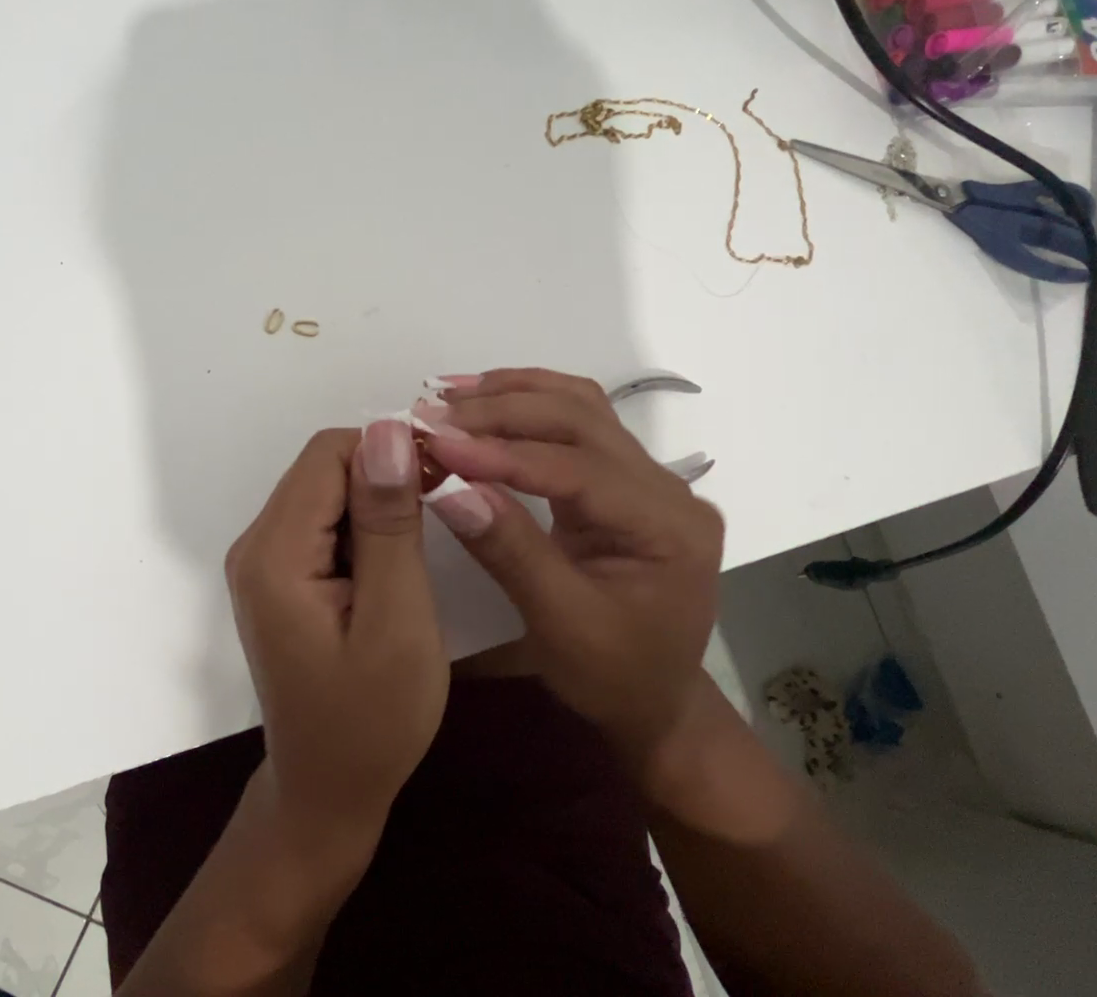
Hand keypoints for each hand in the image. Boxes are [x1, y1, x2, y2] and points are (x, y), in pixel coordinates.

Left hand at [225, 425, 447, 838]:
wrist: (328, 790)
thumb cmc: (372, 719)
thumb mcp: (397, 620)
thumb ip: (389, 524)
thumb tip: (389, 431)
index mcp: (274, 555)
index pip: (329, 455)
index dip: (390, 453)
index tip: (444, 485)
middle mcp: (255, 546)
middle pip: (323, 469)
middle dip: (385, 479)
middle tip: (439, 522)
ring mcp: (262, 564)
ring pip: (327, 494)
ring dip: (377, 506)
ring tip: (418, 556)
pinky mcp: (279, 579)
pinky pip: (323, 526)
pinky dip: (364, 532)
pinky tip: (392, 571)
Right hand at [421, 369, 724, 765]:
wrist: (654, 701)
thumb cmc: (612, 676)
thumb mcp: (560, 625)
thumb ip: (510, 551)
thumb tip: (449, 489)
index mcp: (667, 526)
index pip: (578, 468)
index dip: (503, 453)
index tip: (436, 442)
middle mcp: (667, 489)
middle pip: (583, 421)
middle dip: (502, 411)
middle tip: (429, 414)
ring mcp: (649, 481)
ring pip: (581, 410)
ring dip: (513, 395)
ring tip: (447, 394)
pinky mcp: (623, 483)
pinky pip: (577, 428)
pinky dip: (527, 408)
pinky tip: (483, 403)